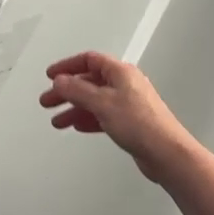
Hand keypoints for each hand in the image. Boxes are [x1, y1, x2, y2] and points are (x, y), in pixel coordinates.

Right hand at [39, 52, 201, 181]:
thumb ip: (78, 90)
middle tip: (47, 101)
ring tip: (57, 120)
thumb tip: (60, 80)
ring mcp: (128, 103)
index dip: (67, 66)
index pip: (89, 60)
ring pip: (94, 100)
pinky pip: (103, 115)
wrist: (166, 153)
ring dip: (74, 108)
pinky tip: (77, 126)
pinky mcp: (130, 122)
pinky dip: (88, 119)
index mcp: (121, 72)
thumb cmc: (140, 124)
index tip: (51, 74)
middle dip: (66, 91)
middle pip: (89, 82)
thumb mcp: (102, 103)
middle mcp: (125, 84)